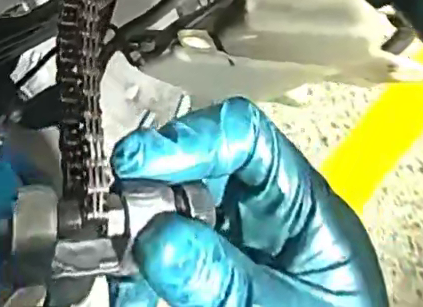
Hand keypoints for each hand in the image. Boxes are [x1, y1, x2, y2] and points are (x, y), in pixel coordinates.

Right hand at [111, 97, 386, 306]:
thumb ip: (225, 280)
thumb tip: (156, 235)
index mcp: (303, 207)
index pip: (243, 134)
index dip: (188, 137)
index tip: (138, 160)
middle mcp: (266, 216)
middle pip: (200, 165)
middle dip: (154, 182)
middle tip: (119, 209)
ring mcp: (237, 247)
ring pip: (175, 210)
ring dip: (140, 230)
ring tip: (122, 260)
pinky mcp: (210, 280)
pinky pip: (167, 255)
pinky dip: (140, 270)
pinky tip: (131, 287)